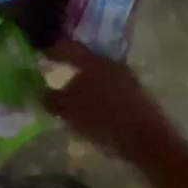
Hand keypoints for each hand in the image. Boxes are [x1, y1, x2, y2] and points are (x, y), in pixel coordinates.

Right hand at [41, 40, 184, 162]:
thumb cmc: (103, 120)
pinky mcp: (137, 93)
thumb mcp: (69, 112)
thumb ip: (51, 100)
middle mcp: (110, 62)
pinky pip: (111, 87)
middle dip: (70, 67)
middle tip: (56, 74)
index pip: (68, 48)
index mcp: (92, 60)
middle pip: (85, 59)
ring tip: (73, 95)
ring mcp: (126, 77)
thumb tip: (40, 92)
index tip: (40, 55)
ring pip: (99, 74)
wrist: (147, 140)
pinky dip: (99, 93)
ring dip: (85, 82)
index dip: (52, 51)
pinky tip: (93, 108)